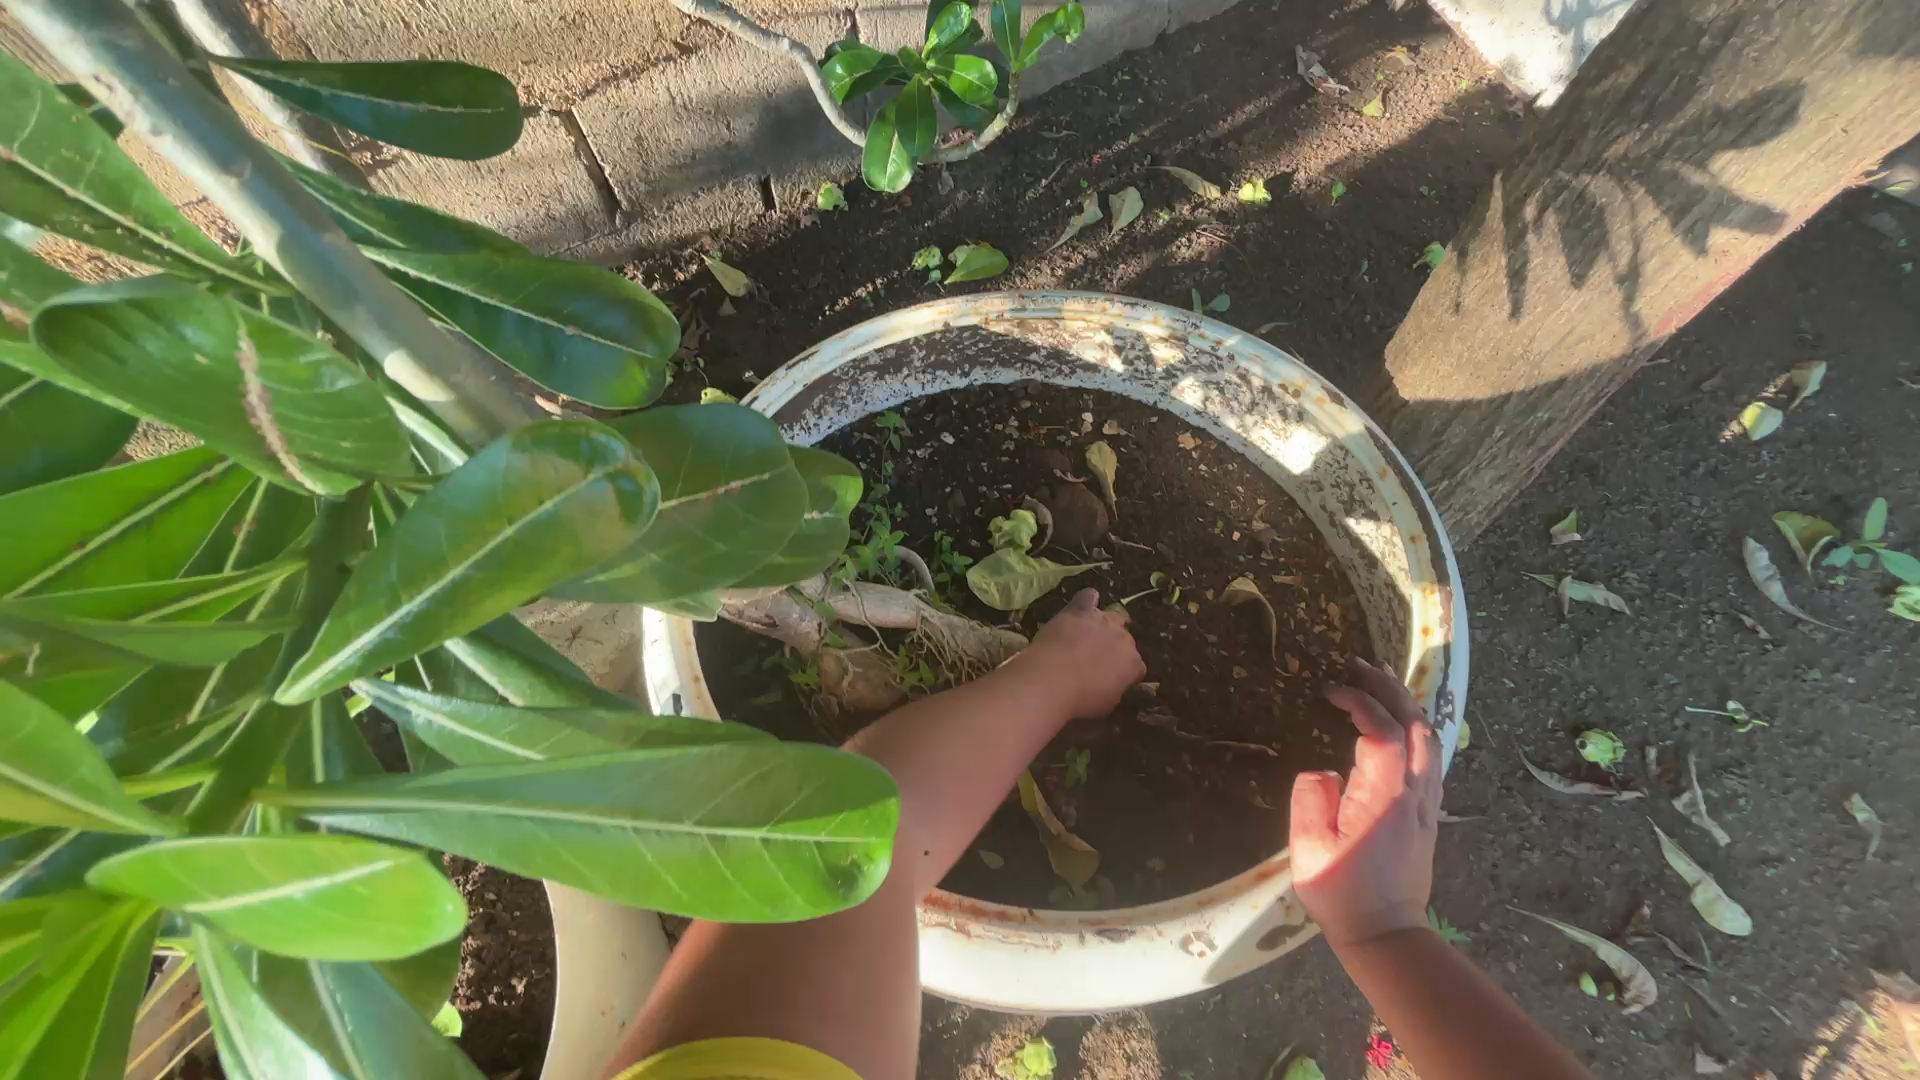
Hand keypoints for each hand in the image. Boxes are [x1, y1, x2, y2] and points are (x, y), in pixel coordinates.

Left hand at [1016, 588, 1145, 718]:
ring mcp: (1102, 621)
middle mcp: (1123, 638)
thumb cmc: (1081, 699)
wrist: (1052, 678)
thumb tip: (1113, 684)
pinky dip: (1087, 600)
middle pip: (1124, 638)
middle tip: (1095, 658)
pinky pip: (1088, 598)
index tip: (1113, 677)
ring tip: (1087, 635)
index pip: (1136, 665)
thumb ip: (1115, 689)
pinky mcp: (1079, 611)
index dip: (1125, 671)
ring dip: (1102, 625)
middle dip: (1113, 647)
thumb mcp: (1106, 703)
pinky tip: (1084, 603)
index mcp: (1133, 663)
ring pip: (1111, 616)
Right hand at [1290, 656, 1442, 947]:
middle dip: (1390, 689)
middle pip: (1415, 726)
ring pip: (1429, 739)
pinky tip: (1400, 721)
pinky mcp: (1428, 812)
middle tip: (1361, 664)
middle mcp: (1414, 793)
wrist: (1385, 934)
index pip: (1382, 731)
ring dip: (1406, 704)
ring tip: (1380, 680)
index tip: (1331, 691)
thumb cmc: (1340, 891)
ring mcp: (1427, 803)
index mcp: (1384, 797)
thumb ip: (1311, 797)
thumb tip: (1325, 772)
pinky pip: (1430, 757)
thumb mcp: (1308, 846)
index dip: (1361, 701)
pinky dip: (1415, 727)